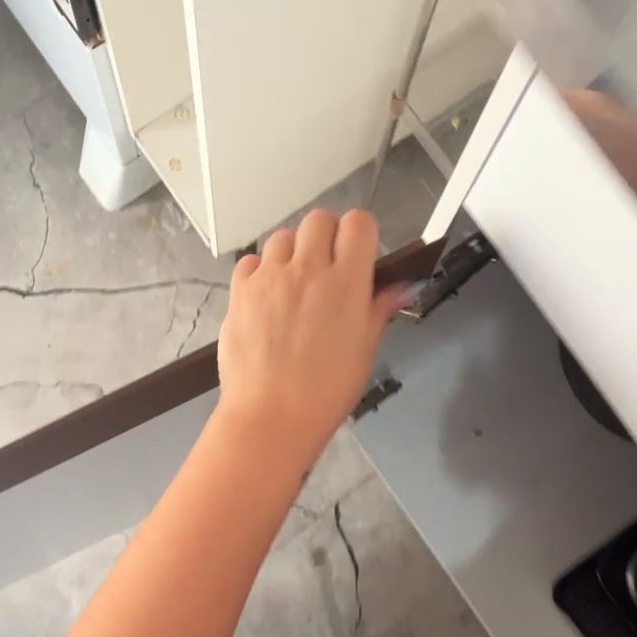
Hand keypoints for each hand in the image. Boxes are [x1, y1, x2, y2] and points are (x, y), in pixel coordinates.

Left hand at [214, 209, 405, 465]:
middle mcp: (308, 269)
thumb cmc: (326, 392)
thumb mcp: (364, 351)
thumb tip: (397, 287)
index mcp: (348, 281)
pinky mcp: (239, 293)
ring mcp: (270, 279)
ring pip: (281, 238)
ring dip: (290, 254)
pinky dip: (259, 272)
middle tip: (322, 271)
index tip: (354, 259)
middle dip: (324, 238)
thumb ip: (378, 310)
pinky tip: (264, 299)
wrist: (271, 416)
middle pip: (318, 220)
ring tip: (290, 288)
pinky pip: (250, 263)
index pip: (358, 224)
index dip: (358, 236)